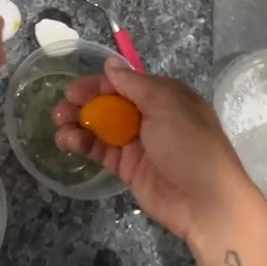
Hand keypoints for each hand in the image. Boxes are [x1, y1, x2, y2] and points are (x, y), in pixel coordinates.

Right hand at [52, 60, 262, 244]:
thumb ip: (133, 84)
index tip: (73, 91)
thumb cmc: (189, 145)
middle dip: (82, 104)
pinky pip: (100, 150)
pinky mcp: (127, 168)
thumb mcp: (165, 104)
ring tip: (60, 127)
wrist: (206, 202)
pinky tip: (67, 141)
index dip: (96, 85)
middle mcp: (149, 117)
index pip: (123, 83)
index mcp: (163, 97)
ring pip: (99, 127)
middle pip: (107, 104)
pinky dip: (81, 143)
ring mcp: (137, 144)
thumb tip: (110, 63)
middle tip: (61, 110)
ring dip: (77, 123)